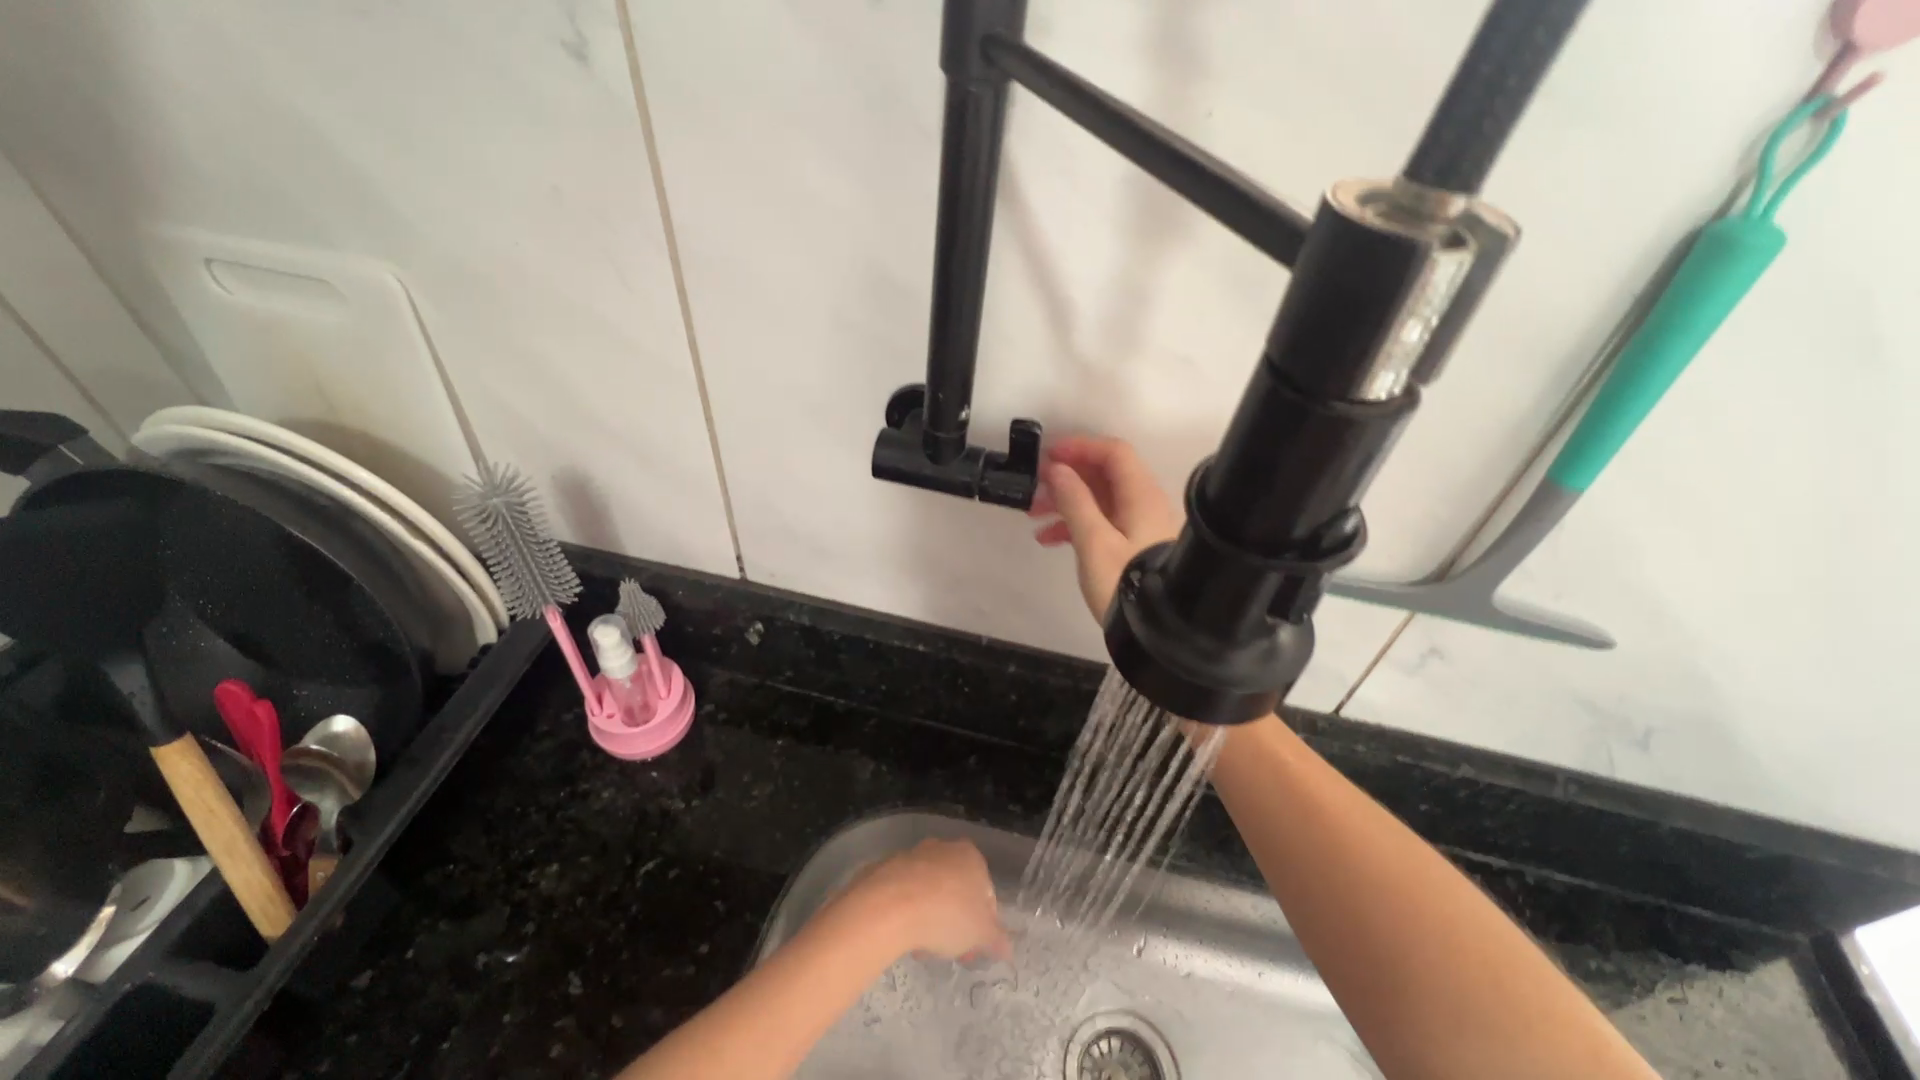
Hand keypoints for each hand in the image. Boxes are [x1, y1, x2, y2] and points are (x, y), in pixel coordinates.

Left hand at [836, 840, 1009, 962]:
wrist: (887, 907)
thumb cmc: (946, 915)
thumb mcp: (982, 935)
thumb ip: (997, 940)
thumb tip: (1006, 949)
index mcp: (970, 856)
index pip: (986, 892)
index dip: (983, 925)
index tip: (973, 948)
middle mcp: (941, 848)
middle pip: (955, 891)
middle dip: (955, 923)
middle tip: (950, 951)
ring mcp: (909, 856)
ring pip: (928, 894)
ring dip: (929, 920)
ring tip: (922, 949)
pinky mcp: (883, 869)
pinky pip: (902, 895)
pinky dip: (906, 913)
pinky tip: (902, 936)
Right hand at [1029, 436, 1182, 618]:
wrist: (1156, 634)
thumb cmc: (1124, 583)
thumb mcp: (1093, 542)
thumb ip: (1074, 502)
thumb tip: (1057, 470)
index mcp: (1141, 496)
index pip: (1113, 453)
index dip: (1080, 448)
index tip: (1048, 455)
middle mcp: (1145, 505)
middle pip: (1105, 476)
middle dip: (1067, 478)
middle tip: (1035, 487)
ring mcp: (1141, 527)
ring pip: (1100, 501)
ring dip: (1066, 503)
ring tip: (1034, 516)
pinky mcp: (1135, 548)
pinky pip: (1103, 524)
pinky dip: (1076, 526)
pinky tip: (1049, 540)